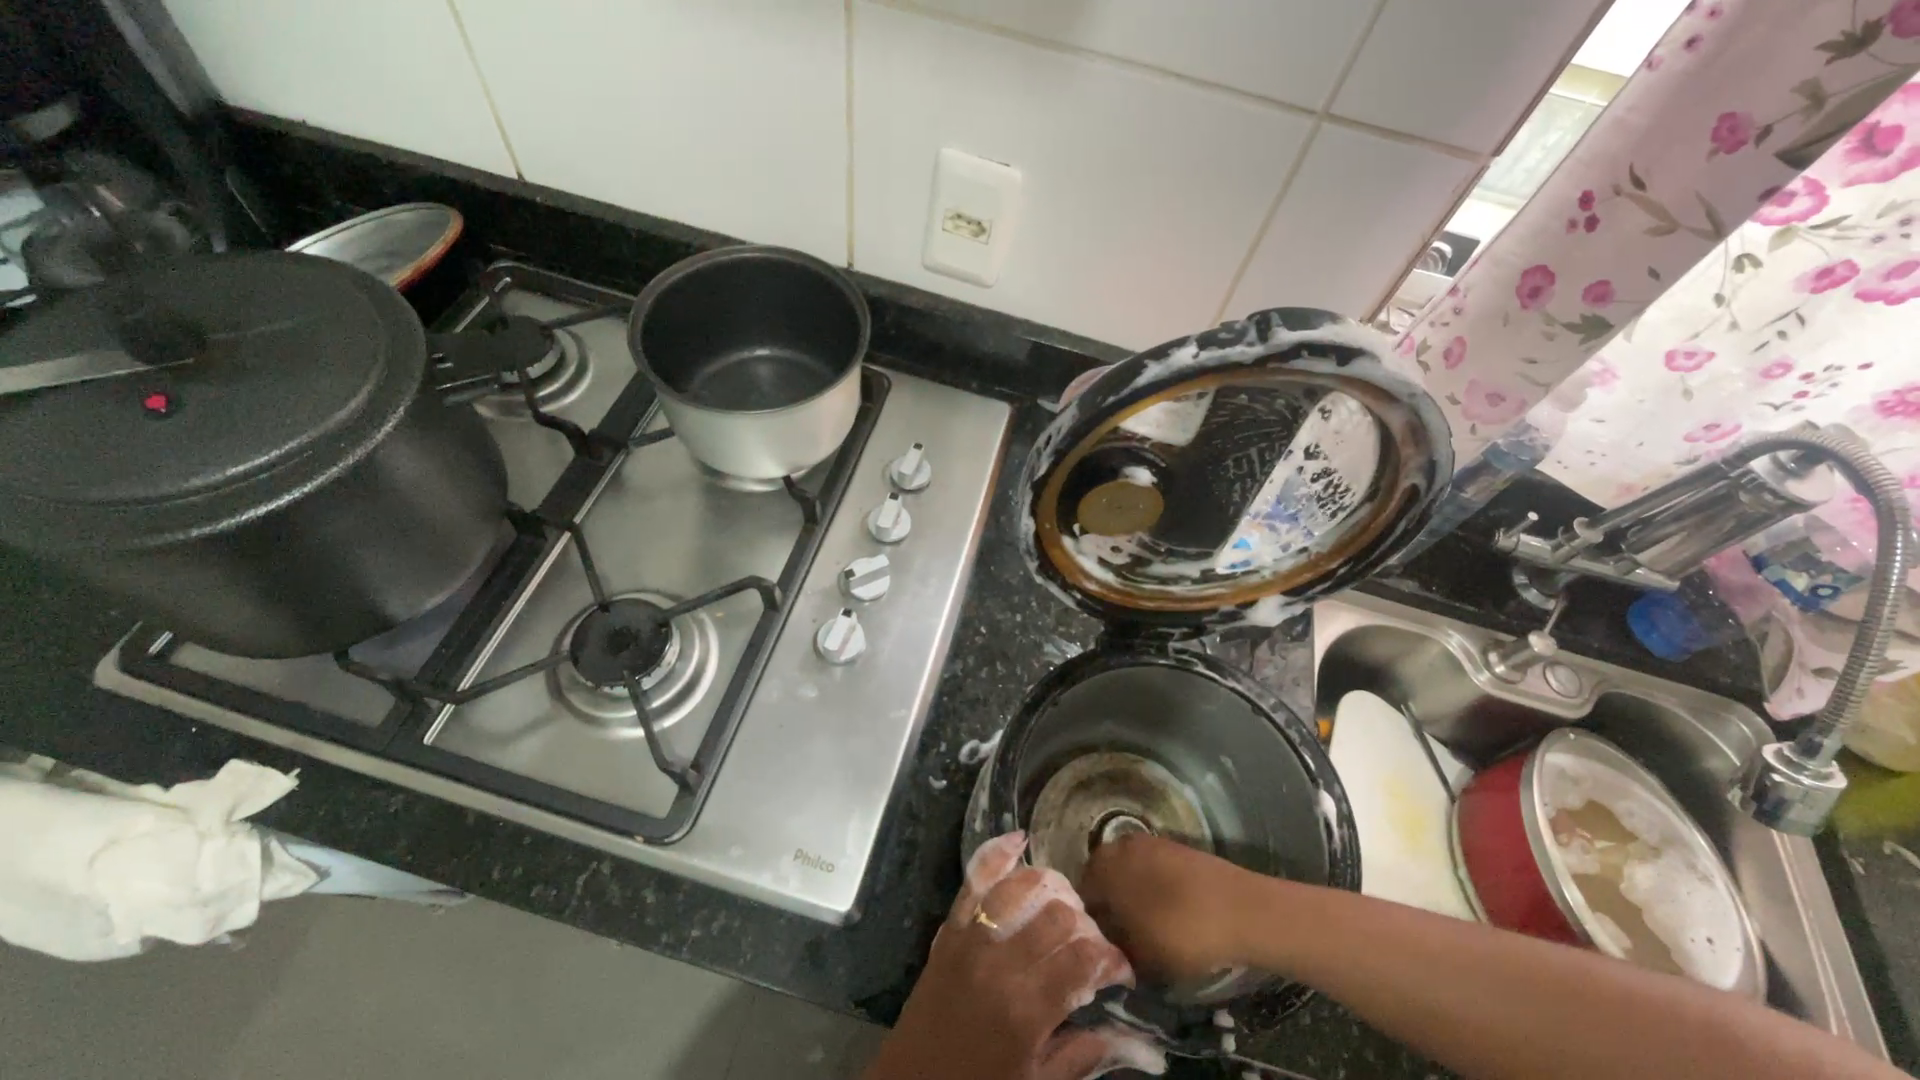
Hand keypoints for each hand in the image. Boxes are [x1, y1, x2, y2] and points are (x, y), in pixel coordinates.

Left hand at [864, 833, 1131, 1079]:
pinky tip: (1019, 841)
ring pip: (1020, 889)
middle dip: (1085, 926)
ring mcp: (970, 941)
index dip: (1113, 960)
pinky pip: (973, 883)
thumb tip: (1132, 1036)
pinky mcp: (948, 931)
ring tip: (1063, 906)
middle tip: (1087, 947)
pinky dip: (996, 857)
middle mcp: (1000, 964)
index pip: (1086, 959)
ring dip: (1050, 889)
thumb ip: (1084, 1054)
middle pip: (1058, 916)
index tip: (1120, 973)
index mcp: (1027, 1008)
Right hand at [1079, 833, 1261, 983]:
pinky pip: (1154, 872)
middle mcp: (1121, 846)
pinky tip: (1169, 915)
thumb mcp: (1139, 955)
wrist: (1245, 911)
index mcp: (1103, 867)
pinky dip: (1155, 890)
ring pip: (1130, 874)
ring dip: (1132, 897)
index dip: (1087, 924)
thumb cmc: (1181, 932)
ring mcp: (1152, 844)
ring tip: (1145, 929)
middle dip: (1109, 907)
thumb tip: (1104, 949)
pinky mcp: (1179, 849)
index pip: (1080, 895)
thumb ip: (1113, 951)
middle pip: (1104, 879)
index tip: (1099, 947)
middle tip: (1120, 939)